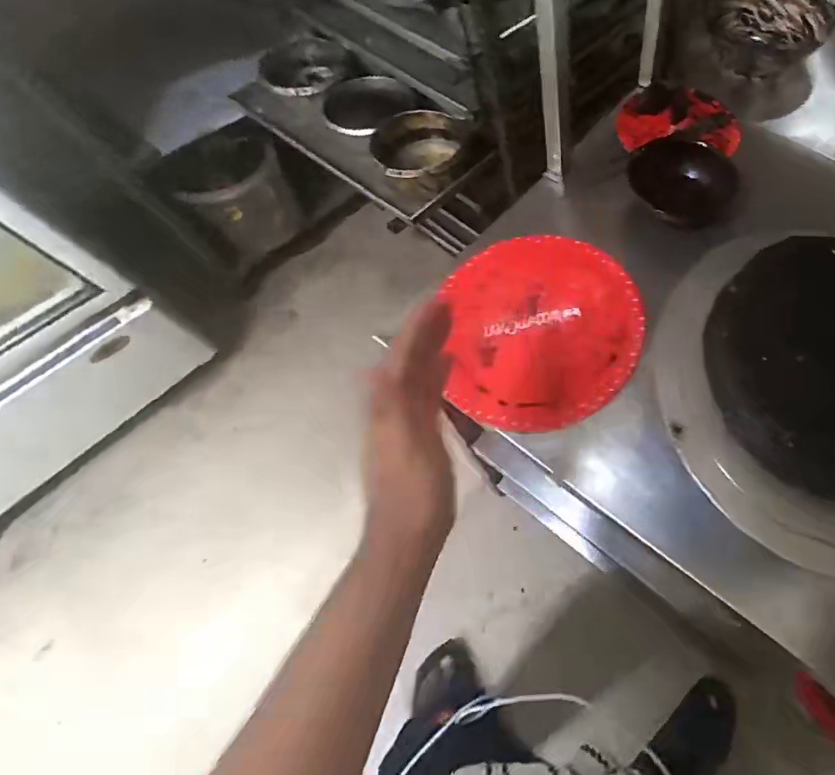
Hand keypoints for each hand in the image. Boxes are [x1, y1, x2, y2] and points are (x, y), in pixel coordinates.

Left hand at [361, 299, 455, 557]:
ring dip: (430, 347)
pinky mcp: (417, 433)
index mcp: (387, 405)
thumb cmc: (413, 490)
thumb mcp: (406, 445)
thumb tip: (384, 366)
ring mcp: (403, 420)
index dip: (418, 326)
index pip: (403, 355)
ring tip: (451, 324)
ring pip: (416, 373)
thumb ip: (396, 406)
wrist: (406, 536)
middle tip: (449, 303)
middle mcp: (390, 406)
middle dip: (424, 330)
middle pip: (407, 359)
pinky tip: (449, 366)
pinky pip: (425, 391)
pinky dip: (435, 373)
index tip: (439, 298)